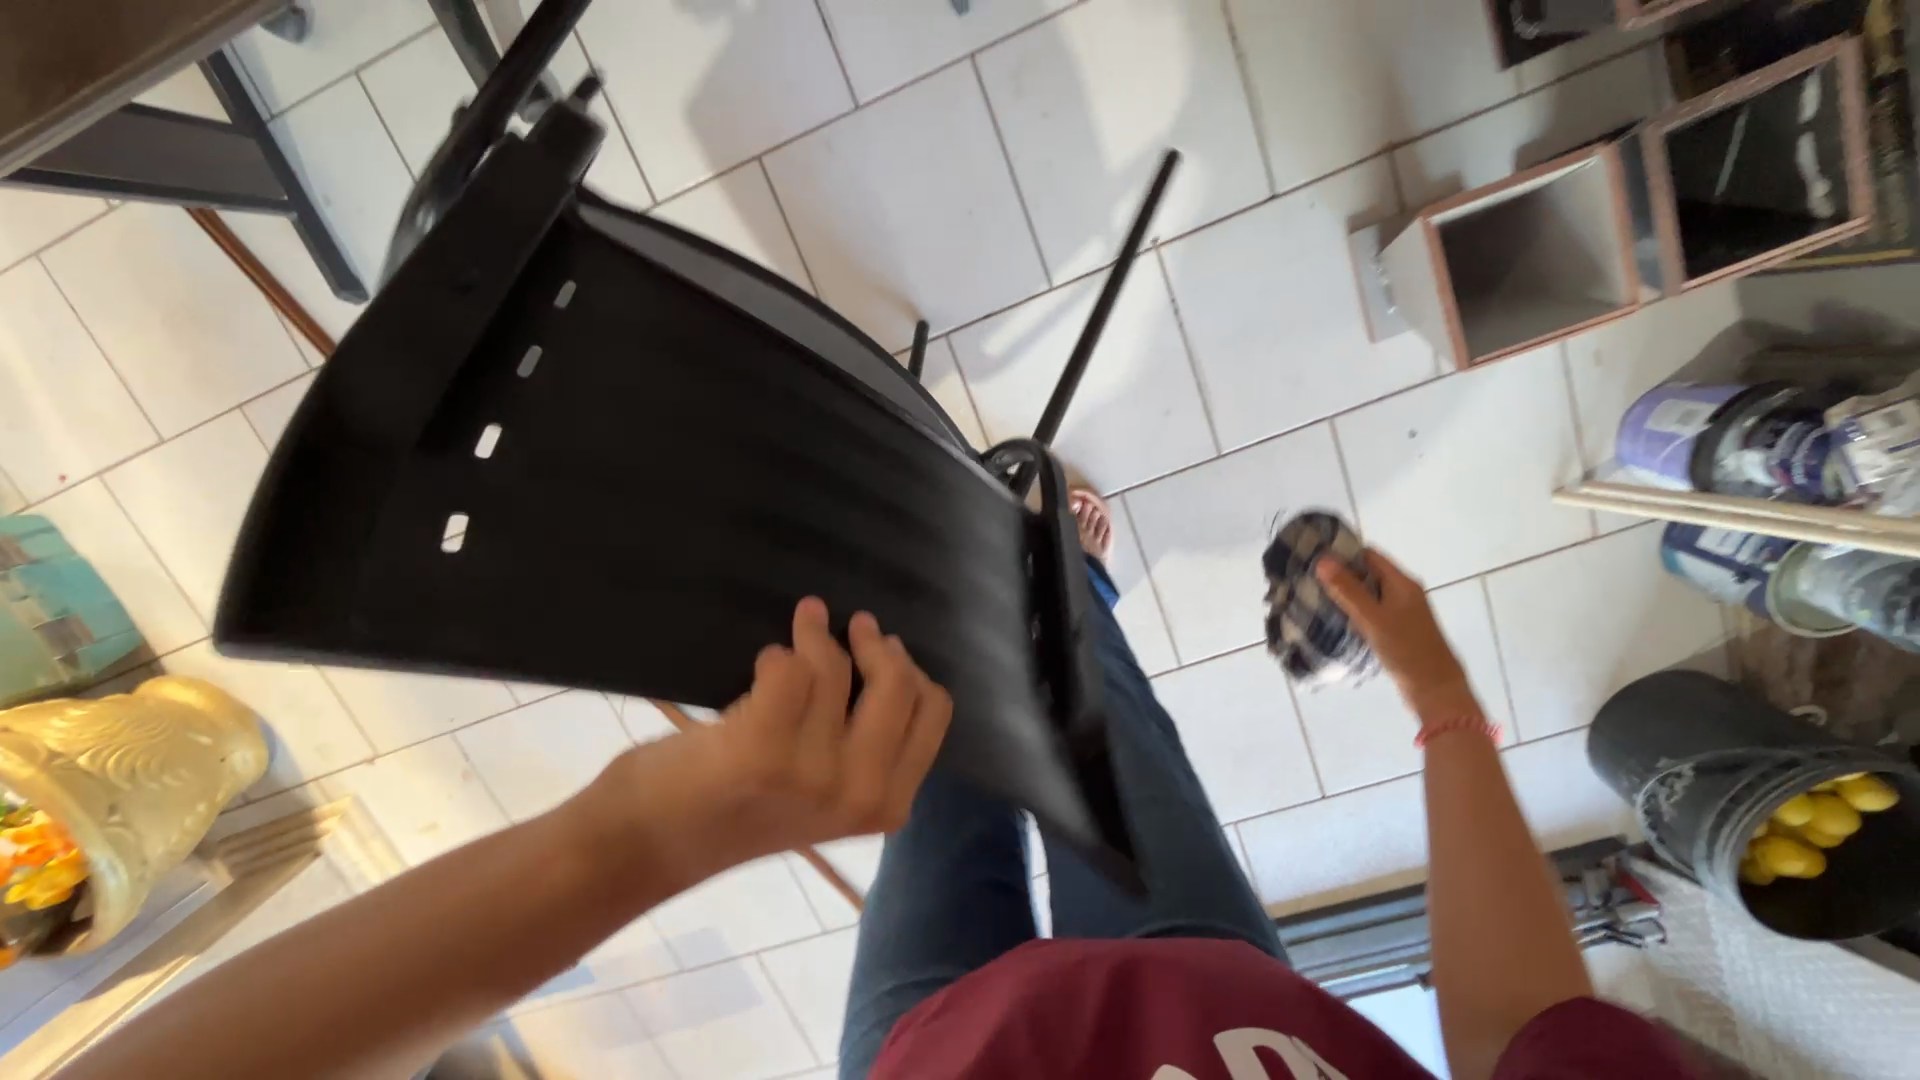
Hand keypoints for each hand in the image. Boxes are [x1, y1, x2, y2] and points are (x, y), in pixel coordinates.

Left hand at [576, 598, 952, 887]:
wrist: (649, 845)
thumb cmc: (739, 811)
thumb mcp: (829, 793)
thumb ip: (868, 744)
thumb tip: (887, 656)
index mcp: (886, 805)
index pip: (933, 710)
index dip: (910, 668)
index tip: (883, 647)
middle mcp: (860, 793)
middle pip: (899, 683)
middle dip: (874, 641)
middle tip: (852, 624)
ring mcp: (813, 775)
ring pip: (836, 667)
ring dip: (815, 633)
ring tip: (803, 624)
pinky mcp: (762, 751)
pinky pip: (790, 668)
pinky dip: (776, 653)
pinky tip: (764, 661)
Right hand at [1315, 550, 1478, 722]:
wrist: (1434, 687)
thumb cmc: (1406, 649)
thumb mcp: (1373, 618)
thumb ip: (1348, 589)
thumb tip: (1322, 560)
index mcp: (1402, 582)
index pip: (1368, 555)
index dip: (1343, 553)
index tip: (1314, 559)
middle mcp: (1403, 591)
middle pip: (1367, 573)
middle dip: (1340, 574)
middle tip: (1309, 579)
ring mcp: (1401, 611)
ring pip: (1368, 593)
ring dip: (1346, 593)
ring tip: (1316, 597)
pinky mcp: (1397, 628)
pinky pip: (1371, 610)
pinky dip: (1354, 610)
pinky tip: (1336, 619)